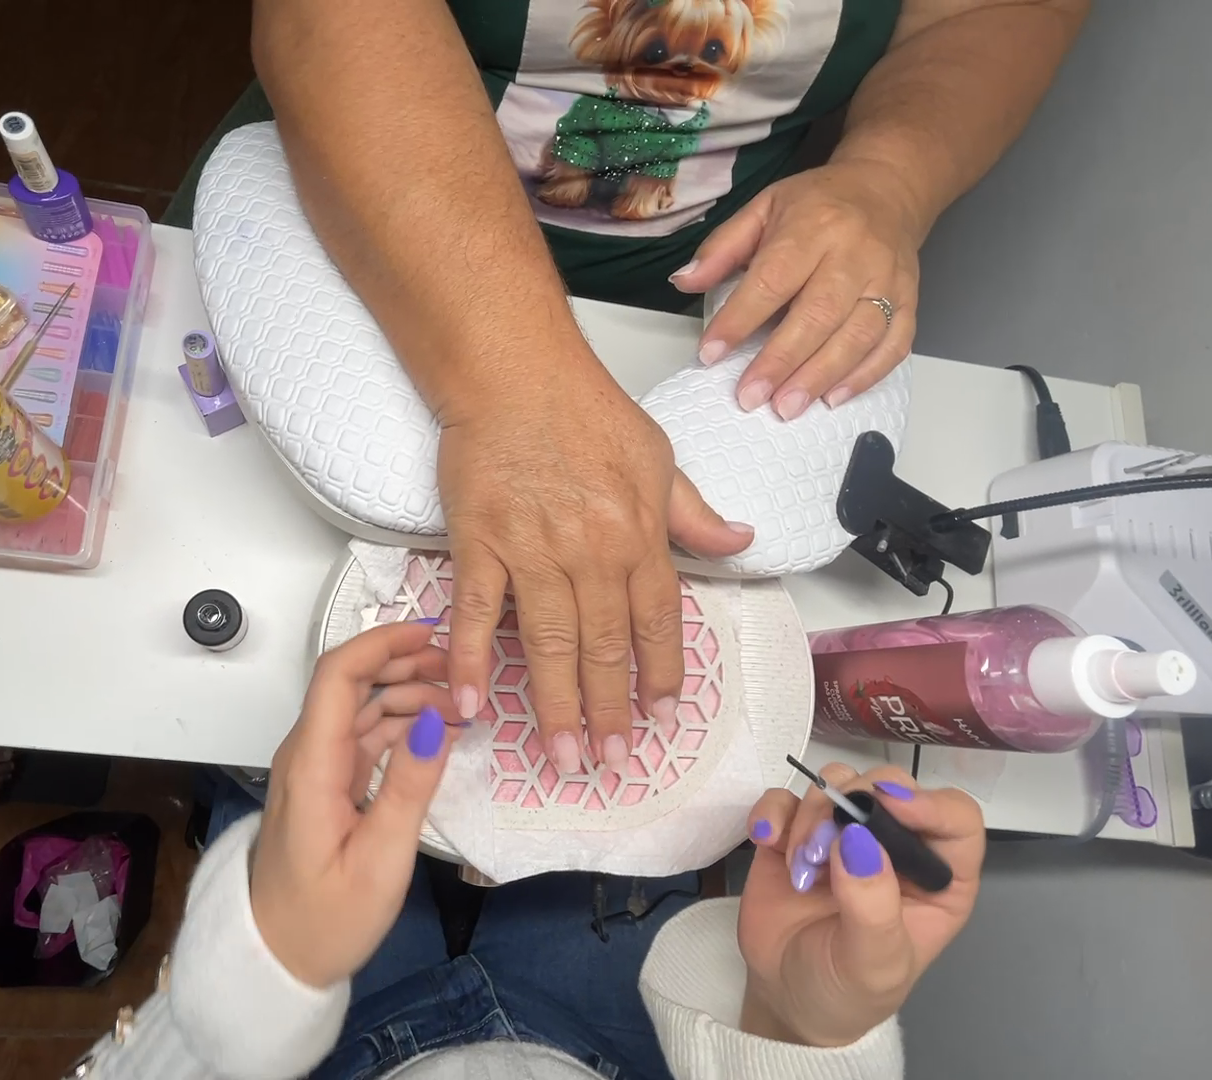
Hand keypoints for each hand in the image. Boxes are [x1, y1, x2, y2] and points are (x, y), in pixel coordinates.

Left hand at [250, 620, 462, 987]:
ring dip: (409, 693)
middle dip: (405, 663)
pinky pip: (365, 734)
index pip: (337, 676)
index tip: (430, 634)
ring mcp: (318, 765)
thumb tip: (436, 720)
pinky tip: (436, 732)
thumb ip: (409, 786)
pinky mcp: (329, 780)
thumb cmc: (325, 919)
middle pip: (352, 681)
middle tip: (460, 671)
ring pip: (362, 705)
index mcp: (312, 763)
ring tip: (460, 706)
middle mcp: (309, 752)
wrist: (276, 960)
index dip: (381, 643)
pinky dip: (402, 723)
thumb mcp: (380, 860)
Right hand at [437, 362, 752, 778]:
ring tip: (563, 757)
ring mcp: (531, 551)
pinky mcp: (479, 543)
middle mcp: (591, 552)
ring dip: (556, 705)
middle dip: (609, 710)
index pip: (657, 621)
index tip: (657, 719)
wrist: (516, 374)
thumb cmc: (585, 412)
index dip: (658, 674)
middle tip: (609, 764)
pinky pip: (476, 611)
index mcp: (638, 533)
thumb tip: (740, 544)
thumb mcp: (658, 456)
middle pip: (603, 646)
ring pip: (546, 643)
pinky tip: (471, 703)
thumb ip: (693, 512)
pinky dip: (471, 658)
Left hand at [672, 160, 924, 419]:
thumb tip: (683, 281)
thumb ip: (721, 248)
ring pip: (857, 335)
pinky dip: (865, 376)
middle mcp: (855, 254)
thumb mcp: (762, 209)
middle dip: (781, 362)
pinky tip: (833, 399)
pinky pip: (894, 344)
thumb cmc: (818, 206)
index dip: (739, 321)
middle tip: (750, 397)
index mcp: (814, 228)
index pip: (772, 281)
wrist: (889, 187)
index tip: (711, 354)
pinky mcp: (910, 300)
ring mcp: (888, 279)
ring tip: (786, 408)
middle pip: (818, 315)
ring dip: (820, 377)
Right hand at [736, 764, 984, 1046]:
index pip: (955, 818)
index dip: (928, 803)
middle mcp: (893, 847)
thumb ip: (873, 905)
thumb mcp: (874, 963)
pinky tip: (763, 843)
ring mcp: (839, 834)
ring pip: (833, 783)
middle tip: (821, 851)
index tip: (887, 805)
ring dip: (809, 817)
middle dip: (851, 807)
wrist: (786, 994)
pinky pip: (781, 797)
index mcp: (936, 878)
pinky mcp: (792, 831)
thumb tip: (859, 839)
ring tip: (797, 867)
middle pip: (885, 786)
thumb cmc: (847, 987)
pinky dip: (769, 813)